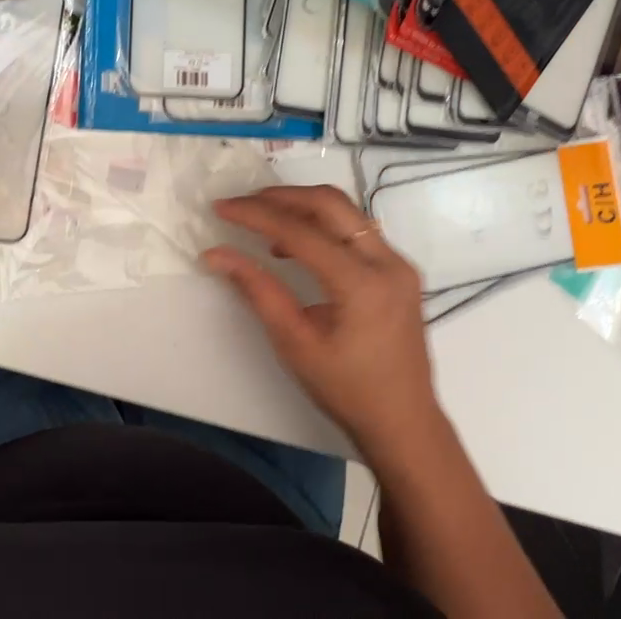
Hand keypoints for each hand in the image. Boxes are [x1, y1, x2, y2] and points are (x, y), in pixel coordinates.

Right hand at [207, 185, 439, 446]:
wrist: (405, 423)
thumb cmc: (347, 390)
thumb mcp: (294, 343)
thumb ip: (257, 290)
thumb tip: (216, 254)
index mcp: (362, 284)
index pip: (300, 232)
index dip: (256, 215)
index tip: (221, 208)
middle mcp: (388, 262)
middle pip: (329, 203)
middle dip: (281, 197)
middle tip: (242, 203)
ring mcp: (399, 264)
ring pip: (345, 211)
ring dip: (302, 206)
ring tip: (262, 219)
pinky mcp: (399, 271)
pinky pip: (356, 229)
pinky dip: (322, 225)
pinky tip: (293, 245)